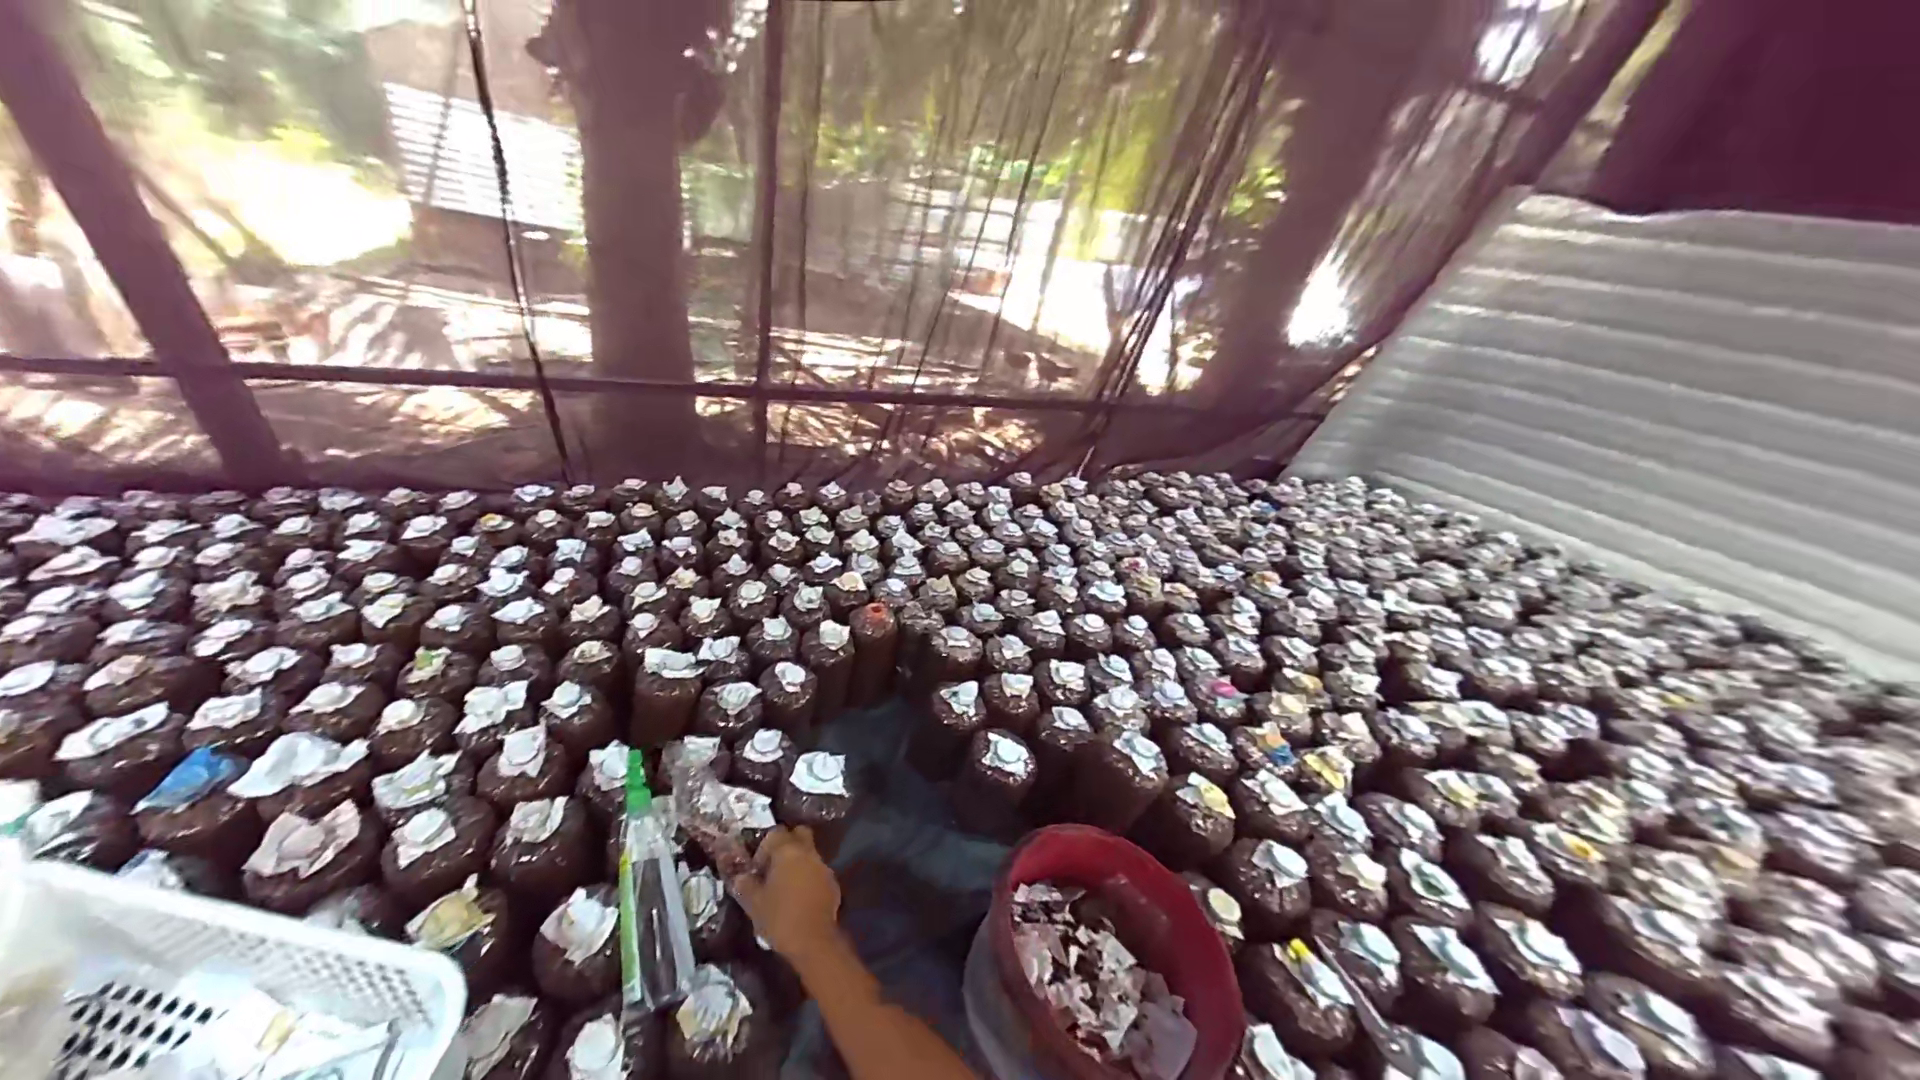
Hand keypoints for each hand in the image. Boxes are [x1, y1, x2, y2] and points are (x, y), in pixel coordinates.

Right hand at [729, 826, 841, 961]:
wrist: (813, 940)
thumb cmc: (779, 918)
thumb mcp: (753, 903)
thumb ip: (745, 884)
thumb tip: (741, 877)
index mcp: (787, 851)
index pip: (776, 832)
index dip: (764, 846)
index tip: (757, 867)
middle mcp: (808, 852)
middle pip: (799, 834)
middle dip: (787, 843)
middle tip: (774, 866)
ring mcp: (823, 866)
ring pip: (810, 853)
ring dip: (799, 862)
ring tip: (785, 885)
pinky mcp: (833, 882)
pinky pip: (818, 871)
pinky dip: (809, 877)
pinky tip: (800, 897)